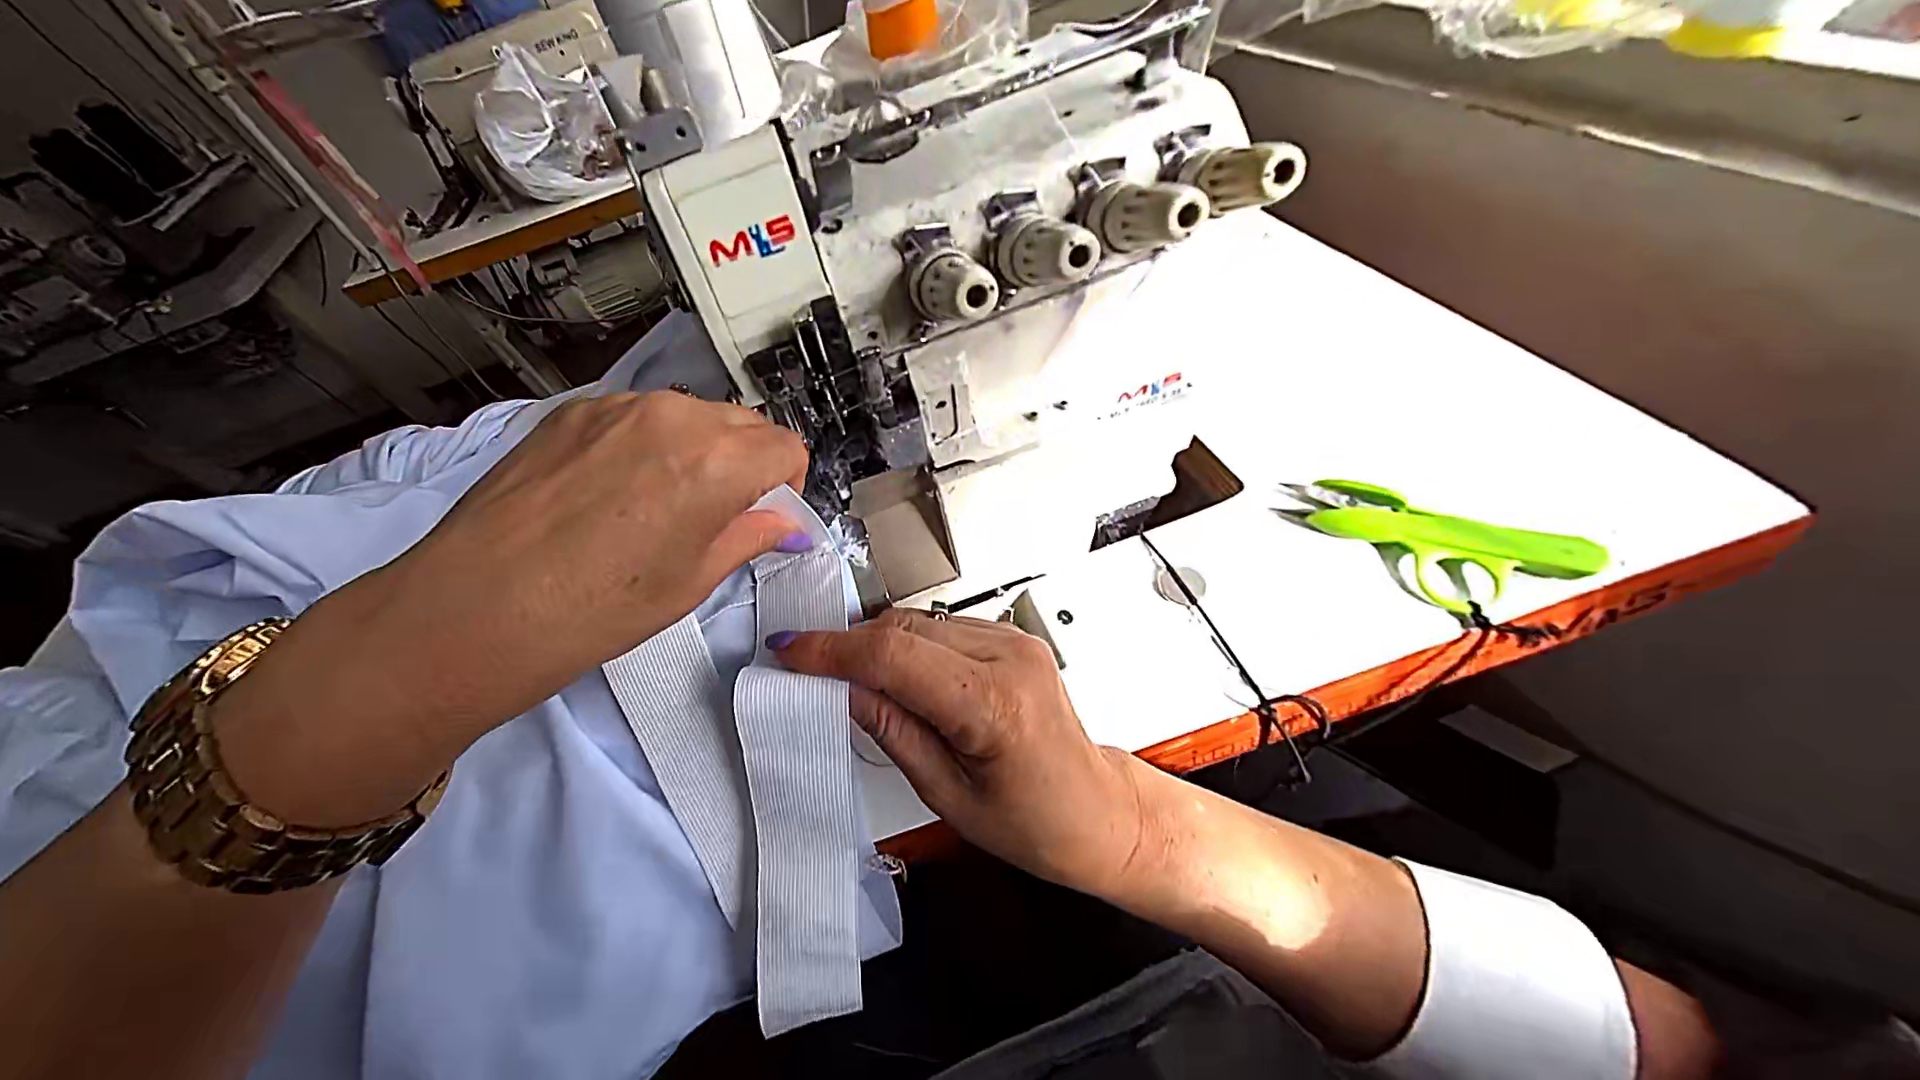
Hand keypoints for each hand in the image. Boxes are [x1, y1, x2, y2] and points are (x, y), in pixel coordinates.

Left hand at [217, 392, 809, 824]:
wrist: (476, 608)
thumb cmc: (600, 608)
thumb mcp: (694, 580)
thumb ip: (751, 535)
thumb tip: (783, 521)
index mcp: (717, 462)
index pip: (787, 448)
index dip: (788, 483)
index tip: (766, 513)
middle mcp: (675, 417)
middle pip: (745, 423)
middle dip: (749, 461)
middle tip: (719, 510)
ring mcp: (618, 407)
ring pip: (692, 414)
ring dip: (700, 447)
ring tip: (661, 499)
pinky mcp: (572, 411)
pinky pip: (639, 415)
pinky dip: (650, 441)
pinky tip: (615, 488)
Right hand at [772, 609, 1155, 899]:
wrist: (1096, 810)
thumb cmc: (1039, 822)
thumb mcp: (947, 794)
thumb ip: (891, 730)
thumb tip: (843, 690)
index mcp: (993, 704)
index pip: (893, 654)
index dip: (832, 650)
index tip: (793, 651)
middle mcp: (1009, 658)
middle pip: (903, 628)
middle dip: (850, 647)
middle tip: (812, 671)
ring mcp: (1015, 643)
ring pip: (921, 621)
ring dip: (880, 644)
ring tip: (856, 681)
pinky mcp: (1014, 640)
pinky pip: (945, 628)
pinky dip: (911, 645)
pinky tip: (899, 675)